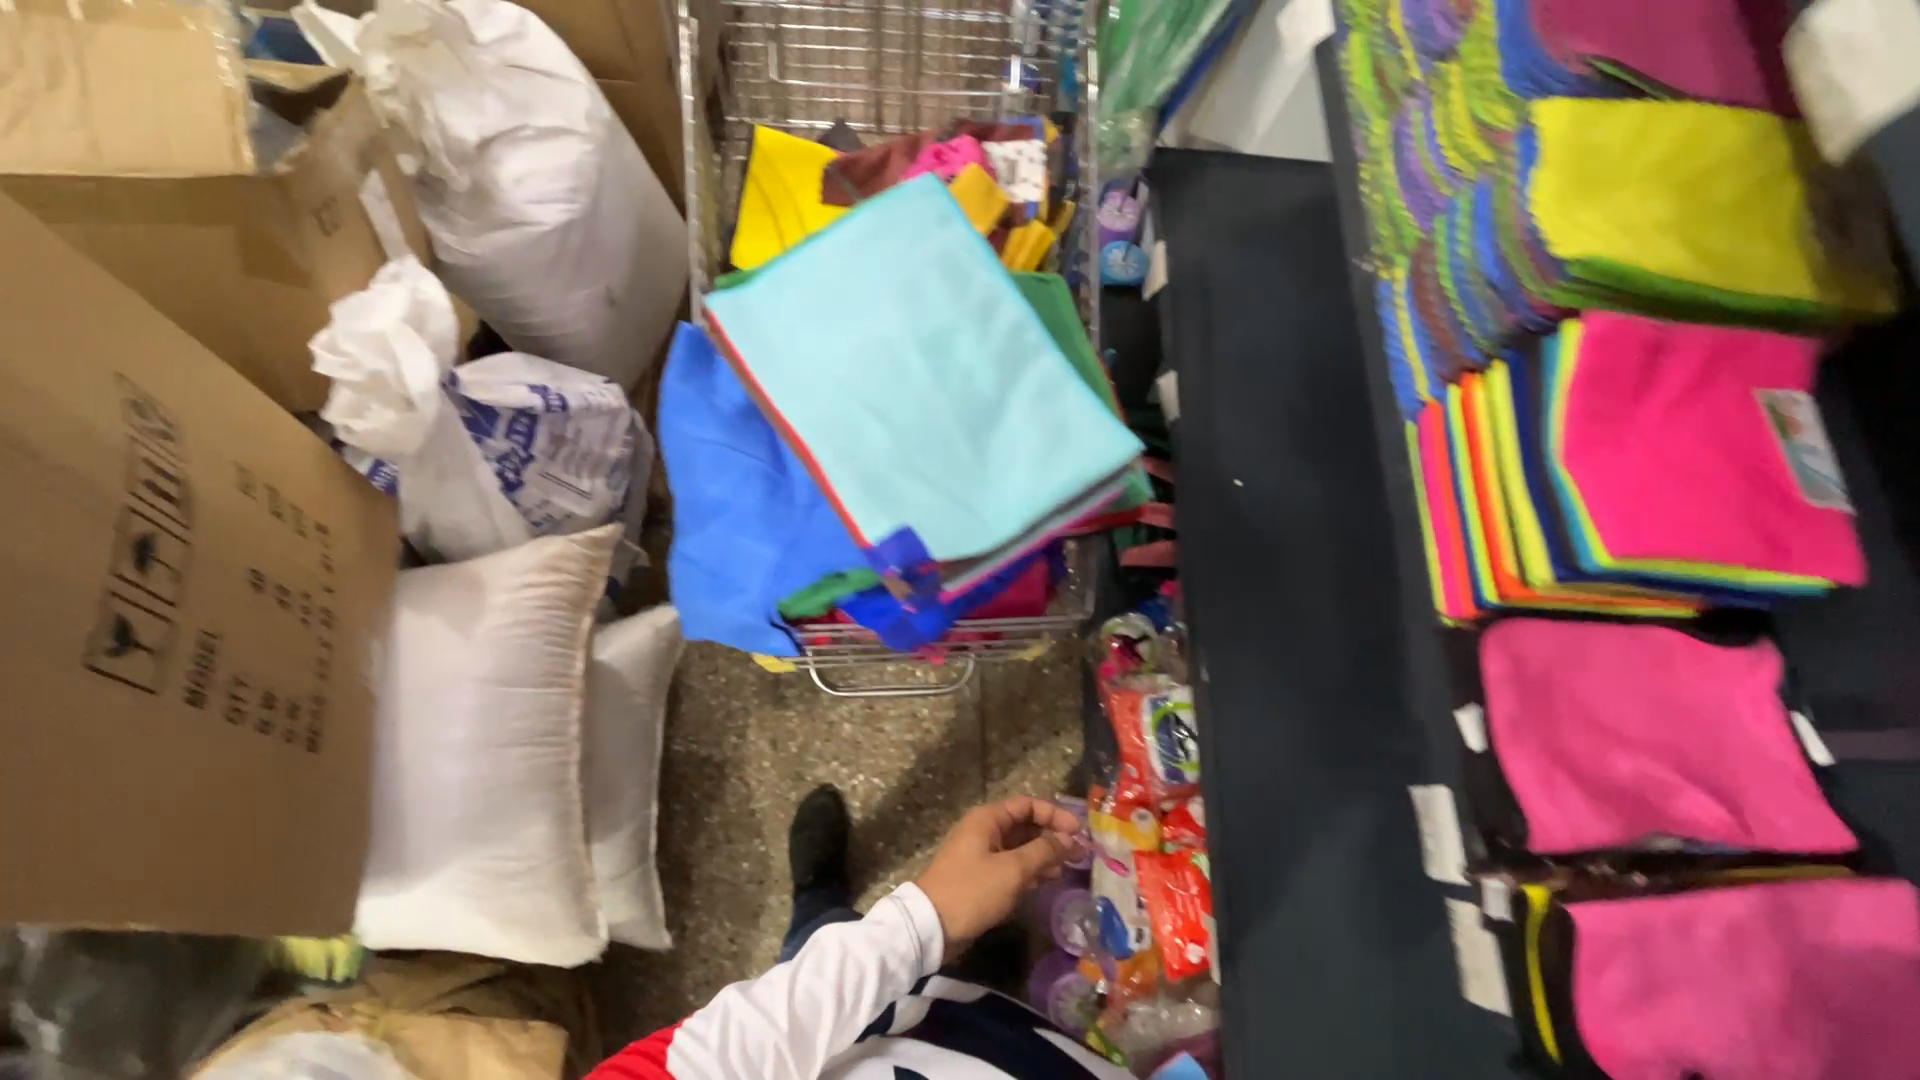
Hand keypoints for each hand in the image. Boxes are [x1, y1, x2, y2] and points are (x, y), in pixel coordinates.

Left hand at [915, 795, 1082, 961]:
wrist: (932, 926)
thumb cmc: (973, 890)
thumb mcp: (1012, 870)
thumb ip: (1043, 851)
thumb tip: (1069, 839)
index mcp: (988, 819)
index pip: (1027, 805)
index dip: (1054, 814)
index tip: (1078, 832)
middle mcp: (984, 830)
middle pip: (1025, 825)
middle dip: (1052, 836)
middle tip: (1079, 853)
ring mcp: (981, 854)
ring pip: (1019, 847)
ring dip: (1043, 855)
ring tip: (1068, 869)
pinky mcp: (981, 877)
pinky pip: (1011, 866)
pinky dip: (1030, 870)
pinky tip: (1047, 881)